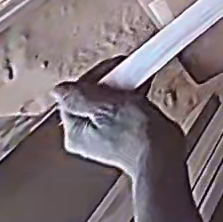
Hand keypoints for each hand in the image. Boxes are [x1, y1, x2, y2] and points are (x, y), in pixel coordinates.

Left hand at [53, 80, 183, 178]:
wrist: (163, 154)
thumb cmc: (135, 136)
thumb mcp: (105, 108)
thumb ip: (80, 98)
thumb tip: (59, 90)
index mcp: (76, 132)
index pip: (74, 94)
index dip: (94, 76)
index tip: (112, 67)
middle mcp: (87, 135)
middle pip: (90, 96)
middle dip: (109, 81)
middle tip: (124, 71)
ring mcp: (106, 134)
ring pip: (108, 99)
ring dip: (122, 86)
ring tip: (135, 78)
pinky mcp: (124, 132)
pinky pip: (121, 105)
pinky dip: (131, 94)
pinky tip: (141, 87)